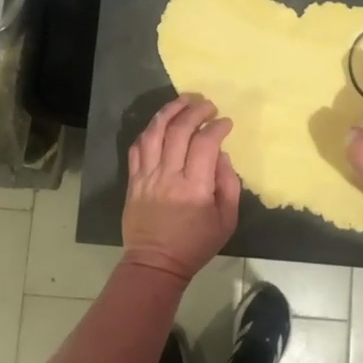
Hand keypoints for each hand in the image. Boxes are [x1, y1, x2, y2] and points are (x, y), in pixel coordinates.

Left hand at [121, 94, 240, 284]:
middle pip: (179, 131)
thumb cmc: (196, 244)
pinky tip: (161, 123)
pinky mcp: (134, 181)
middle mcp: (169, 177)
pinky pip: (138, 148)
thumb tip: (221, 155)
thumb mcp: (227, 220)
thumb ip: (228, 185)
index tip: (226, 122)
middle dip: (195, 111)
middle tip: (208, 105)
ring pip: (154, 133)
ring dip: (169, 112)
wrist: (156, 262)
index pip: (205, 144)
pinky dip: (149, 130)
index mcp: (195, 188)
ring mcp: (147, 177)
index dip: (217, 127)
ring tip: (183, 101)